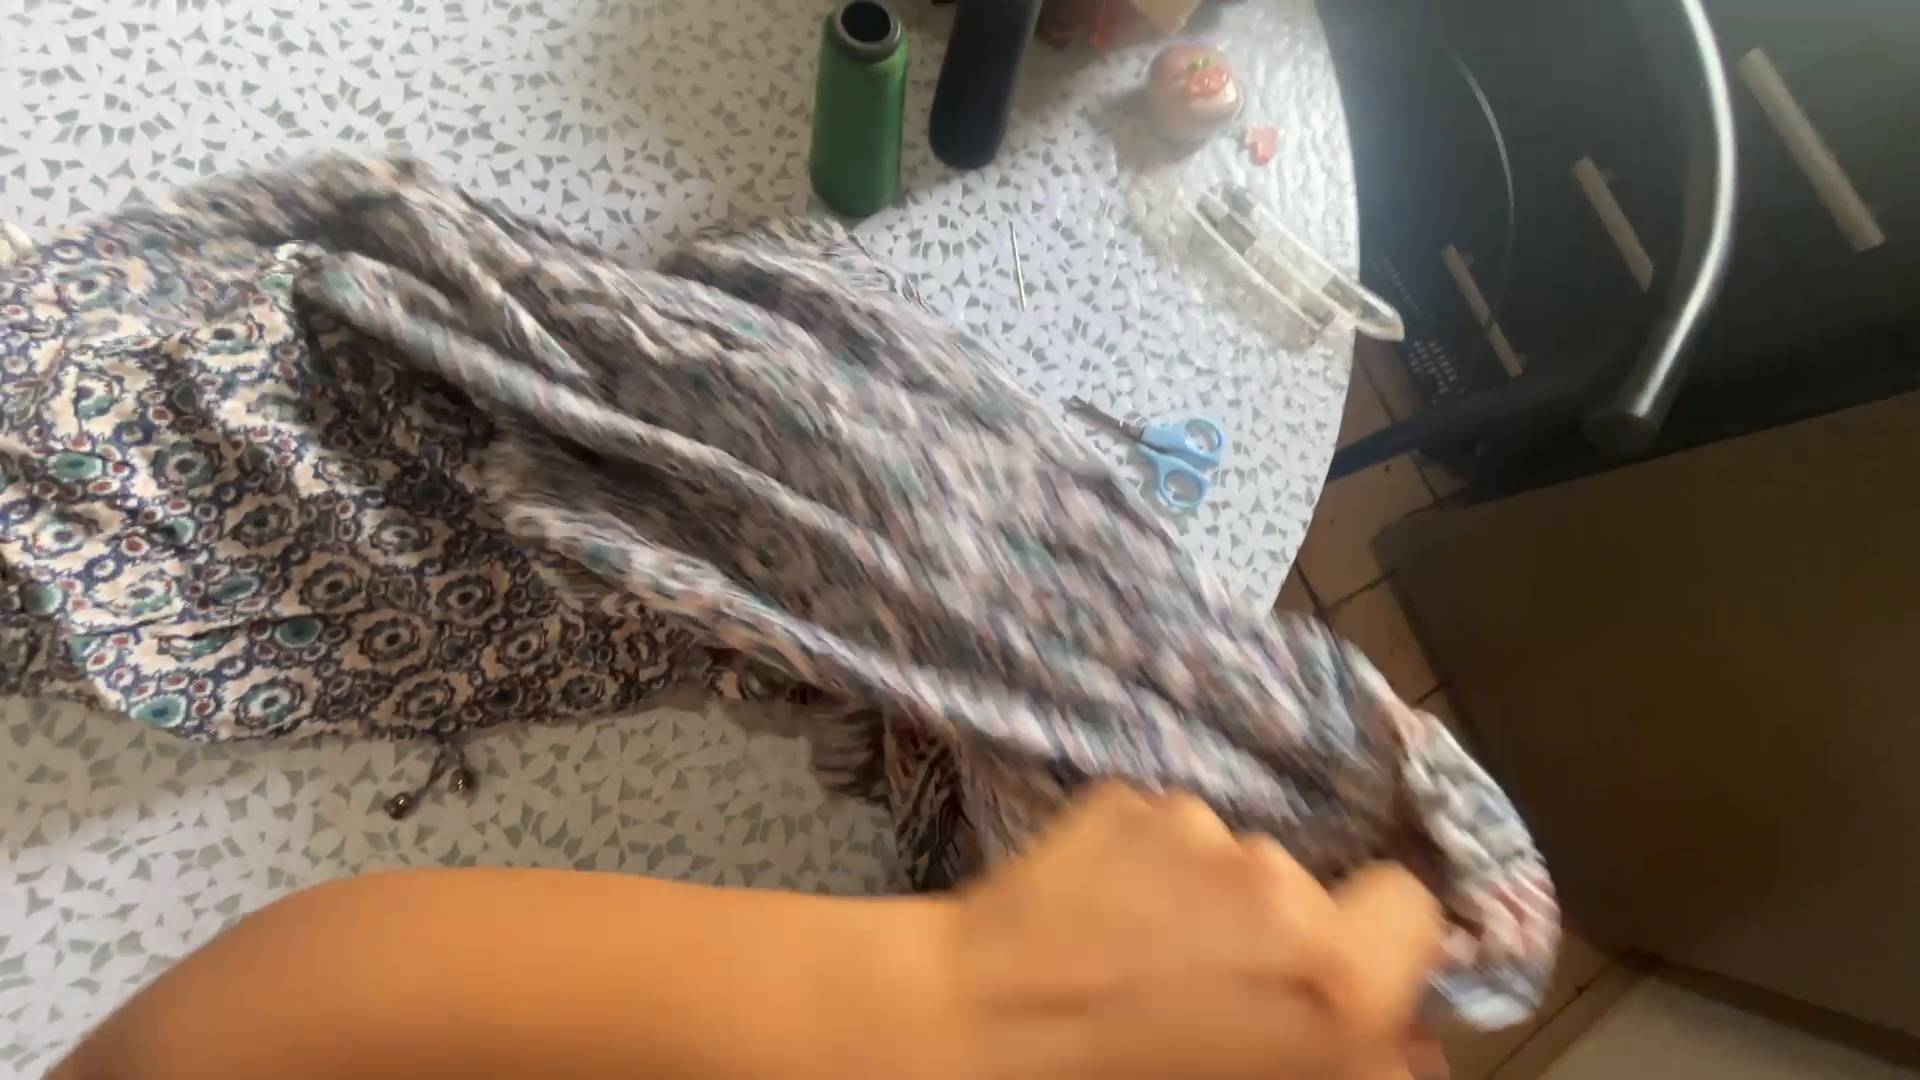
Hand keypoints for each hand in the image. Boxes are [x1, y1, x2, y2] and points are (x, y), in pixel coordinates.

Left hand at [945, 783, 1446, 1079]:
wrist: (986, 1014)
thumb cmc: (1130, 1077)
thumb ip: (1356, 1064)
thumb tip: (1410, 1040)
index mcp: (1326, 968)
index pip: (1409, 903)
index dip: (1381, 934)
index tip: (1333, 961)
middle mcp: (1270, 874)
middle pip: (1302, 880)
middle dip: (1271, 920)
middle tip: (1206, 970)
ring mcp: (1189, 821)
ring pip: (1224, 850)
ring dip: (1201, 885)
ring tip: (1138, 937)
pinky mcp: (1125, 793)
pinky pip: (1157, 825)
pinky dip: (1143, 854)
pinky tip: (1099, 899)